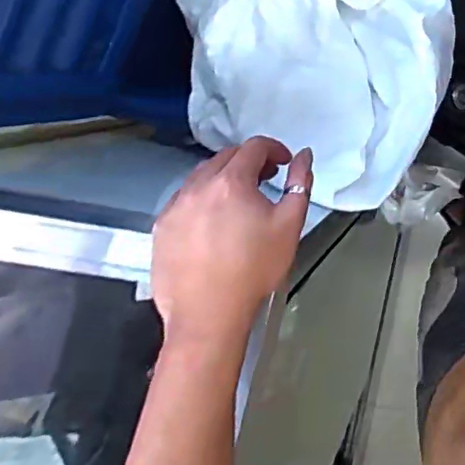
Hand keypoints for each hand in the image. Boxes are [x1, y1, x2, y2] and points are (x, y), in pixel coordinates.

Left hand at [151, 137, 313, 351]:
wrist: (208, 317)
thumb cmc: (254, 269)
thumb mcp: (290, 222)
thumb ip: (300, 181)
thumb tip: (303, 155)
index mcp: (231, 182)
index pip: (253, 147)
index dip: (274, 149)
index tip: (284, 163)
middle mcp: (198, 187)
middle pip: (226, 157)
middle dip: (249, 161)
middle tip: (266, 179)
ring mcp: (175, 208)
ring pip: (201, 176)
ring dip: (224, 177)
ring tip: (240, 200)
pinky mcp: (161, 229)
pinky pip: (184, 199)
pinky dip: (202, 197)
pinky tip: (214, 220)